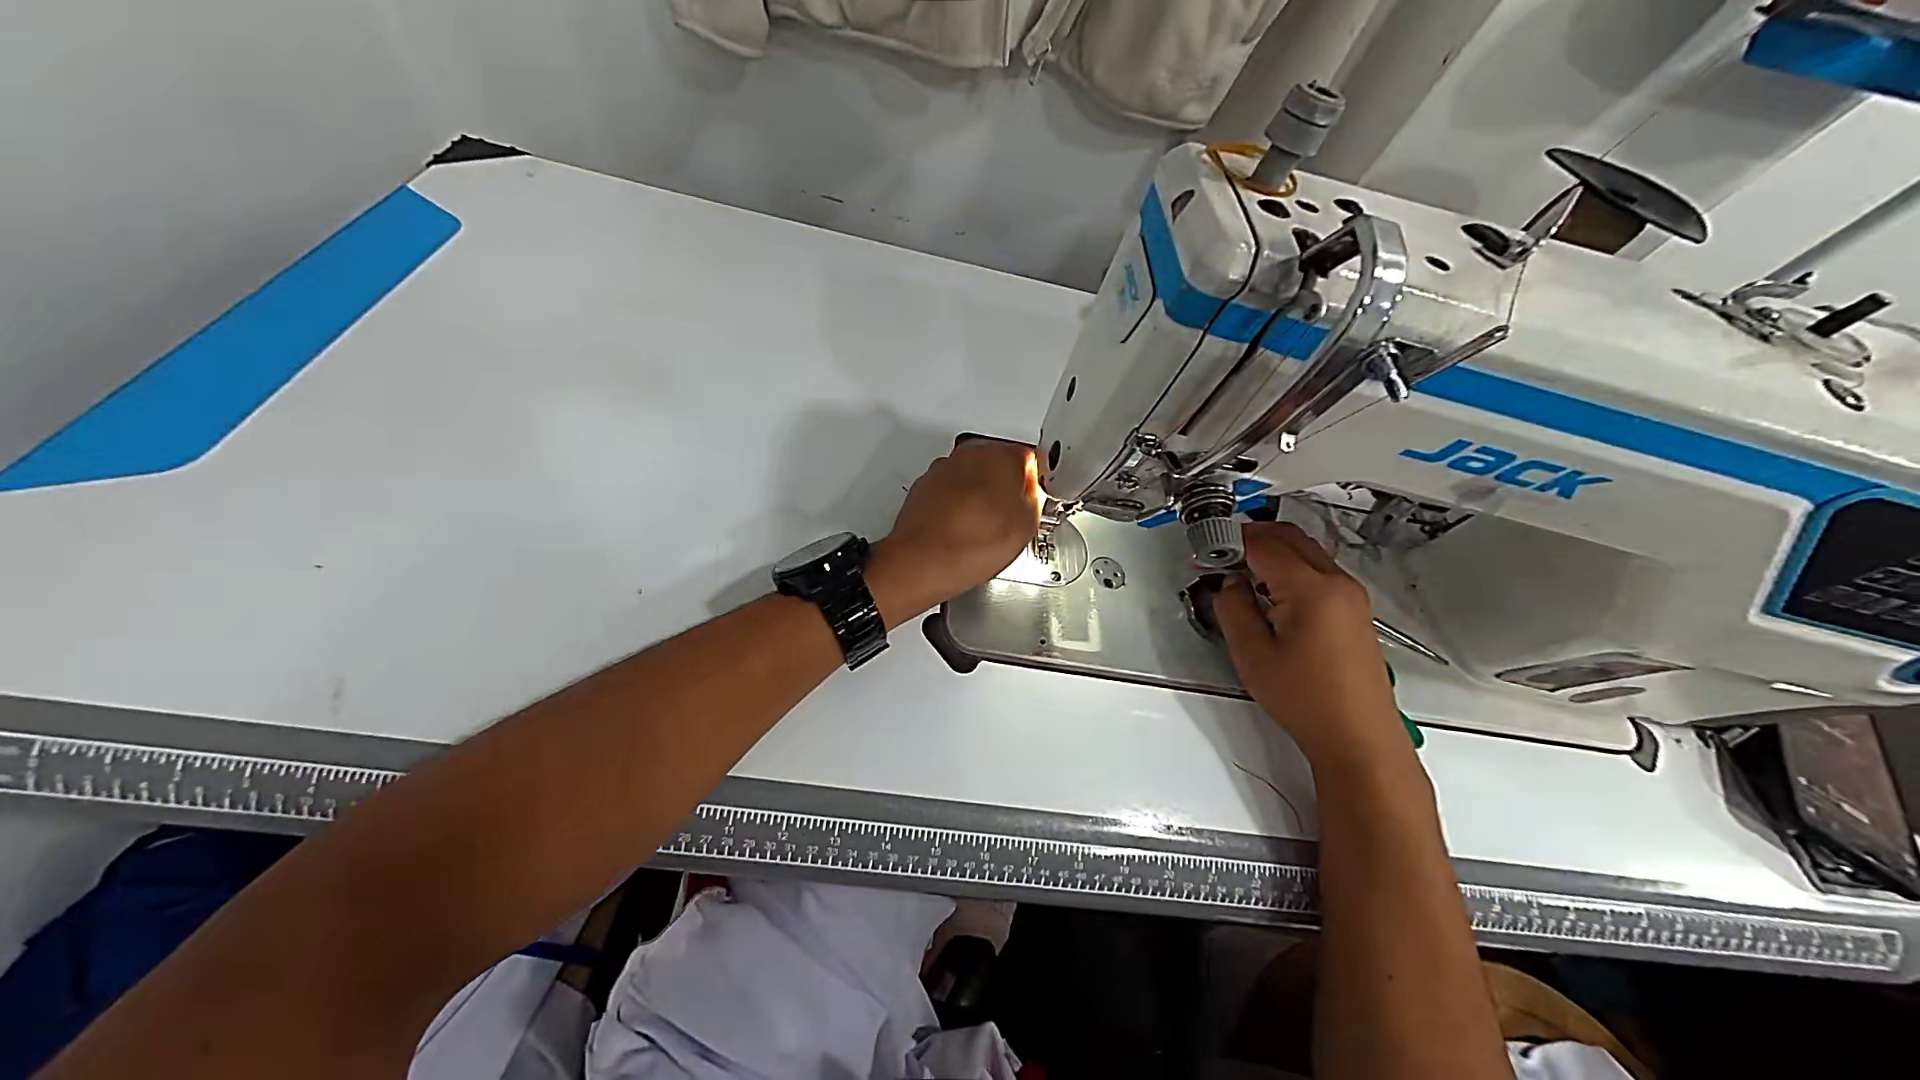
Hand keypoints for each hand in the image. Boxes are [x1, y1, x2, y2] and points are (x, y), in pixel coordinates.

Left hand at [867, 440, 1042, 626]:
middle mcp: (968, 454)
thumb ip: (1036, 499)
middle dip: (1009, 489)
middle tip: (1015, 519)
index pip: (1032, 459)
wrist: (920, 564)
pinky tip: (965, 533)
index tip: (1039, 501)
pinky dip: (959, 509)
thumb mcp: (1027, 525)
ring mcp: (942, 470)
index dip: (1039, 484)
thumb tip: (1035, 495)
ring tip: (987, 532)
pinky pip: (951, 494)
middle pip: (1000, 466)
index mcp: (1000, 455)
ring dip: (983, 499)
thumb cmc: (968, 545)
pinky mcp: (924, 489)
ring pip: (974, 479)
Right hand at [1214, 523, 1406, 769]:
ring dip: (1269, 552)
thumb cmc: (1311, 703)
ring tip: (1237, 572)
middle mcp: (1338, 585)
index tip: (1206, 548)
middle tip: (1218, 552)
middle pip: (1288, 537)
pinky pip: (1317, 571)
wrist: (1357, 737)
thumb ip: (1233, 608)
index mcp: (1313, 590)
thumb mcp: (1252, 654)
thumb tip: (1229, 584)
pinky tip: (1266, 591)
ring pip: (1304, 551)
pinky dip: (1288, 569)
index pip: (1263, 545)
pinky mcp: (1353, 610)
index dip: (1228, 542)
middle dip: (1250, 537)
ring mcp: (1351, 597)